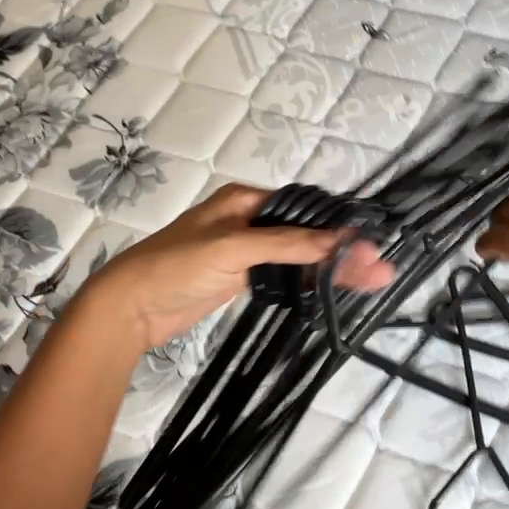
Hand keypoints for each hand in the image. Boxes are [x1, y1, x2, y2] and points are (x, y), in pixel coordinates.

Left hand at [73, 183, 395, 350]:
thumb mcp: (232, 248)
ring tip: (371, 281)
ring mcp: (245, 252)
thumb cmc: (175, 265)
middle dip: (340, 250)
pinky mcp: (241, 279)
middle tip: (379, 269)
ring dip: (329, 269)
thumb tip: (339, 240)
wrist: (129, 308)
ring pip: (297, 257)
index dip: (336, 225)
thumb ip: (286, 245)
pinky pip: (283, 277)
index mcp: (244, 200)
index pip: (302, 207)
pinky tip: (335, 291)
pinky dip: (307, 283)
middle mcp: (248, 221)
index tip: (369, 243)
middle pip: (305, 233)